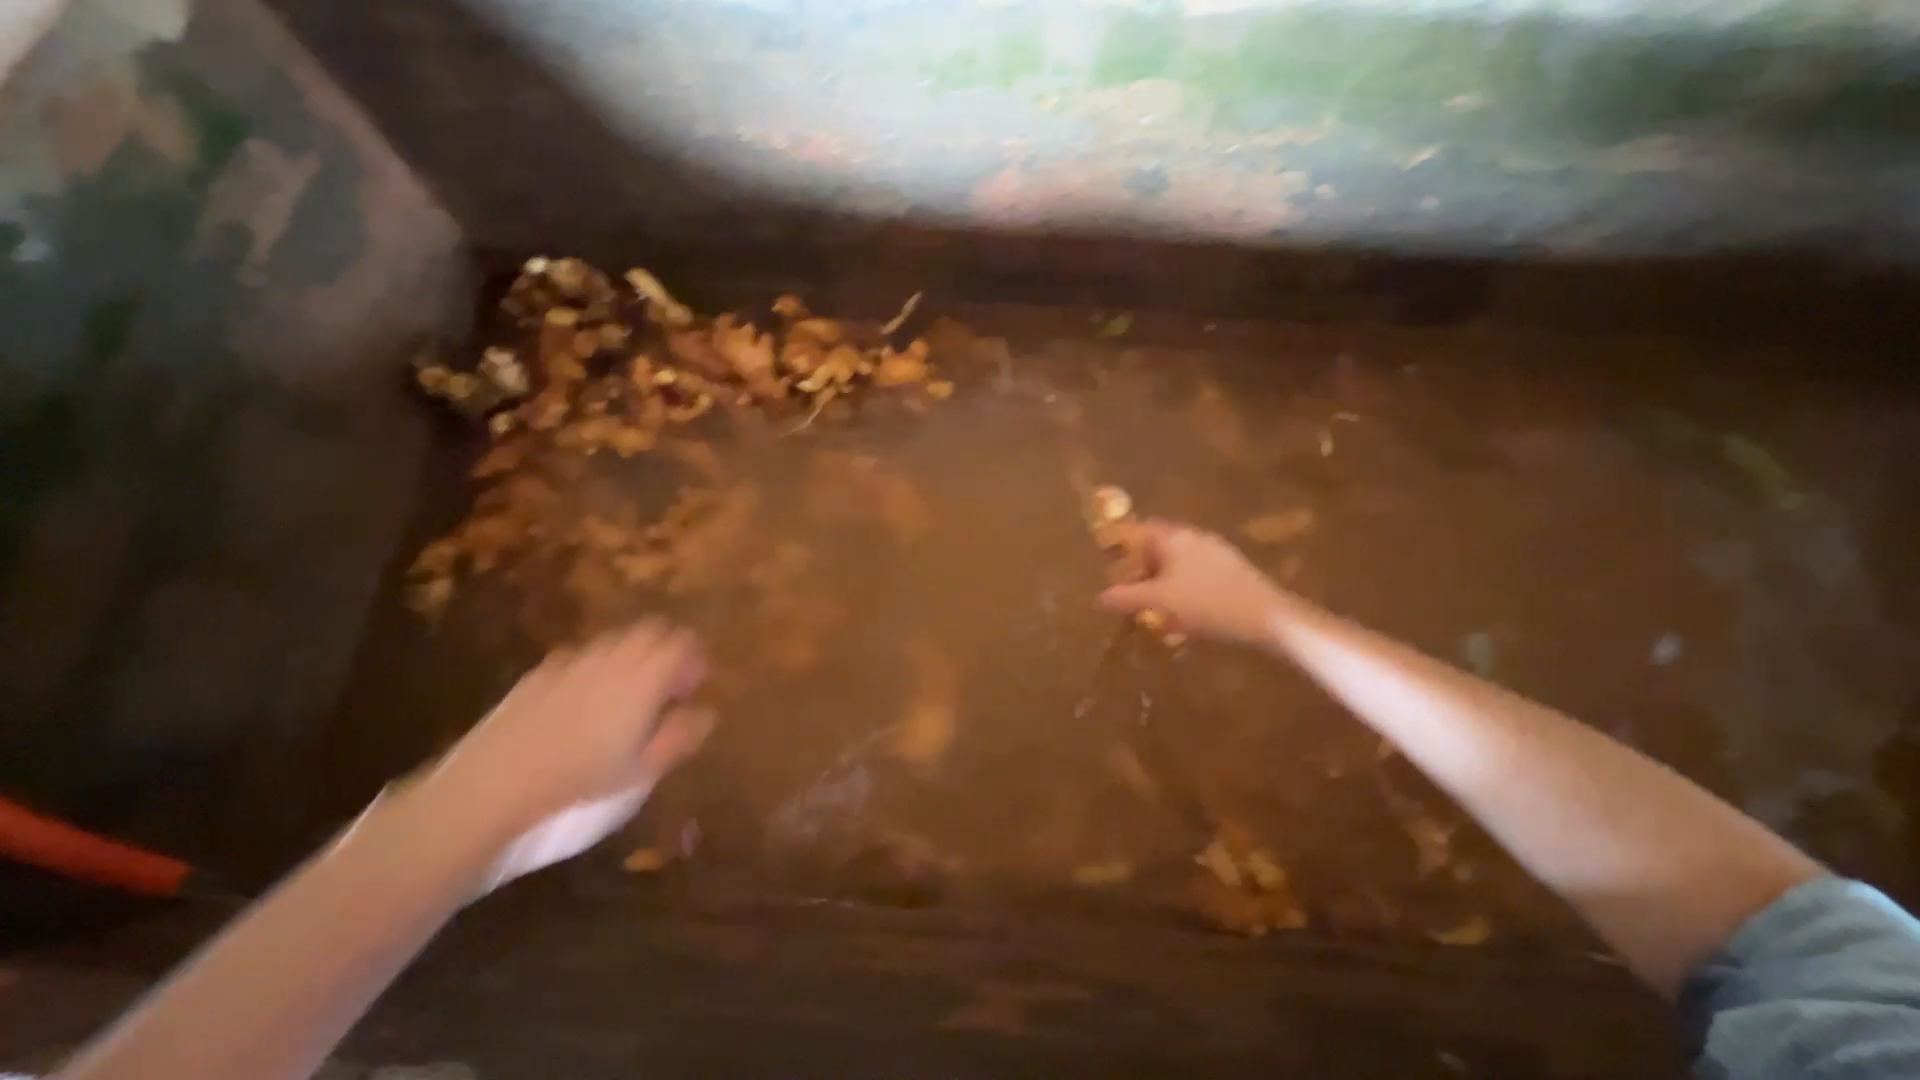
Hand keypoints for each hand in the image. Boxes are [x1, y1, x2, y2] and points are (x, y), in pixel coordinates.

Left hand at [420, 619, 713, 888]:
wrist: (484, 796)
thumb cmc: (578, 792)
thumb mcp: (642, 774)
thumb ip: (678, 736)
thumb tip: (707, 711)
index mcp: (643, 678)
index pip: (680, 643)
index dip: (694, 659)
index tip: (697, 687)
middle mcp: (608, 660)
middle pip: (647, 632)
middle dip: (664, 652)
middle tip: (669, 691)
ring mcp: (566, 666)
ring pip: (611, 644)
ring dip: (629, 659)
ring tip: (628, 701)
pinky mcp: (533, 680)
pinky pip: (576, 661)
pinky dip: (592, 672)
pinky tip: (583, 708)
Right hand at [1099, 520, 1287, 646]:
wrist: (1266, 618)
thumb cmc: (1206, 603)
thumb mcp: (1159, 602)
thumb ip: (1127, 597)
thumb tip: (1100, 597)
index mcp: (1175, 538)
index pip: (1140, 531)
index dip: (1123, 546)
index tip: (1111, 566)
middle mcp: (1195, 539)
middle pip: (1159, 549)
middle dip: (1142, 572)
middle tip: (1130, 596)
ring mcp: (1217, 555)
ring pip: (1179, 567)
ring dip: (1163, 586)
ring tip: (1154, 614)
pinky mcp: (1232, 574)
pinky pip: (1198, 579)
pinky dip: (1184, 594)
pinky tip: (1184, 621)